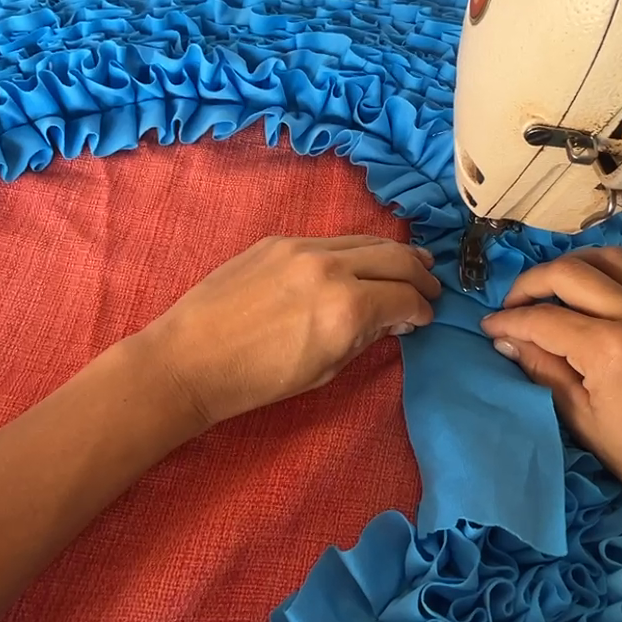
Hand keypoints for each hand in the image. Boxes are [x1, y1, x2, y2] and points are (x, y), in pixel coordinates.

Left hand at [134, 235, 441, 427]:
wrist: (190, 358)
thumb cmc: (257, 381)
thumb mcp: (323, 370)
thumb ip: (365, 337)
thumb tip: (392, 318)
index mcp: (347, 308)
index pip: (405, 297)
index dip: (423, 310)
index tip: (424, 318)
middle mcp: (331, 267)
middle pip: (396, 258)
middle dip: (420, 274)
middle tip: (431, 288)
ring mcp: (302, 247)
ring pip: (366, 239)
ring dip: (393, 253)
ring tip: (410, 263)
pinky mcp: (278, 240)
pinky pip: (331, 240)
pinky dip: (355, 250)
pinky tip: (357, 262)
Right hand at [477, 247, 621, 551]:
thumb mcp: (587, 424)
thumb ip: (544, 372)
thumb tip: (507, 339)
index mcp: (610, 350)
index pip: (542, 318)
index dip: (508, 321)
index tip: (491, 328)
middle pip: (569, 272)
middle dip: (530, 284)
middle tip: (515, 306)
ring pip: (612, 258)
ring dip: (575, 267)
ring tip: (558, 290)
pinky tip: (614, 291)